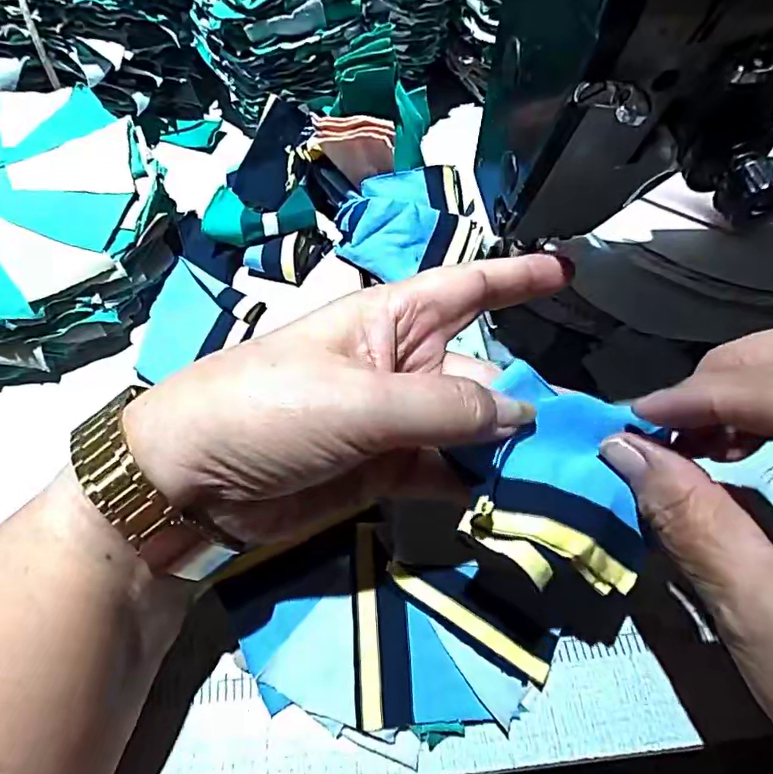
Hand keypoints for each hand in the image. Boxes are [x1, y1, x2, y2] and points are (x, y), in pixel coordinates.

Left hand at [122, 255, 567, 546]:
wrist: (192, 484)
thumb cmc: (267, 408)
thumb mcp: (359, 400)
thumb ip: (445, 408)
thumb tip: (522, 415)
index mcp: (395, 320)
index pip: (469, 288)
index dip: (519, 277)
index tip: (569, 272)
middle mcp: (405, 365)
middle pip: (483, 374)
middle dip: (525, 399)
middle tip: (579, 434)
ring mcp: (399, 420)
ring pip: (471, 429)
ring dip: (506, 450)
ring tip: (555, 474)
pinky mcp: (391, 469)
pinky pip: (448, 471)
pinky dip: (475, 485)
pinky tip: (507, 501)